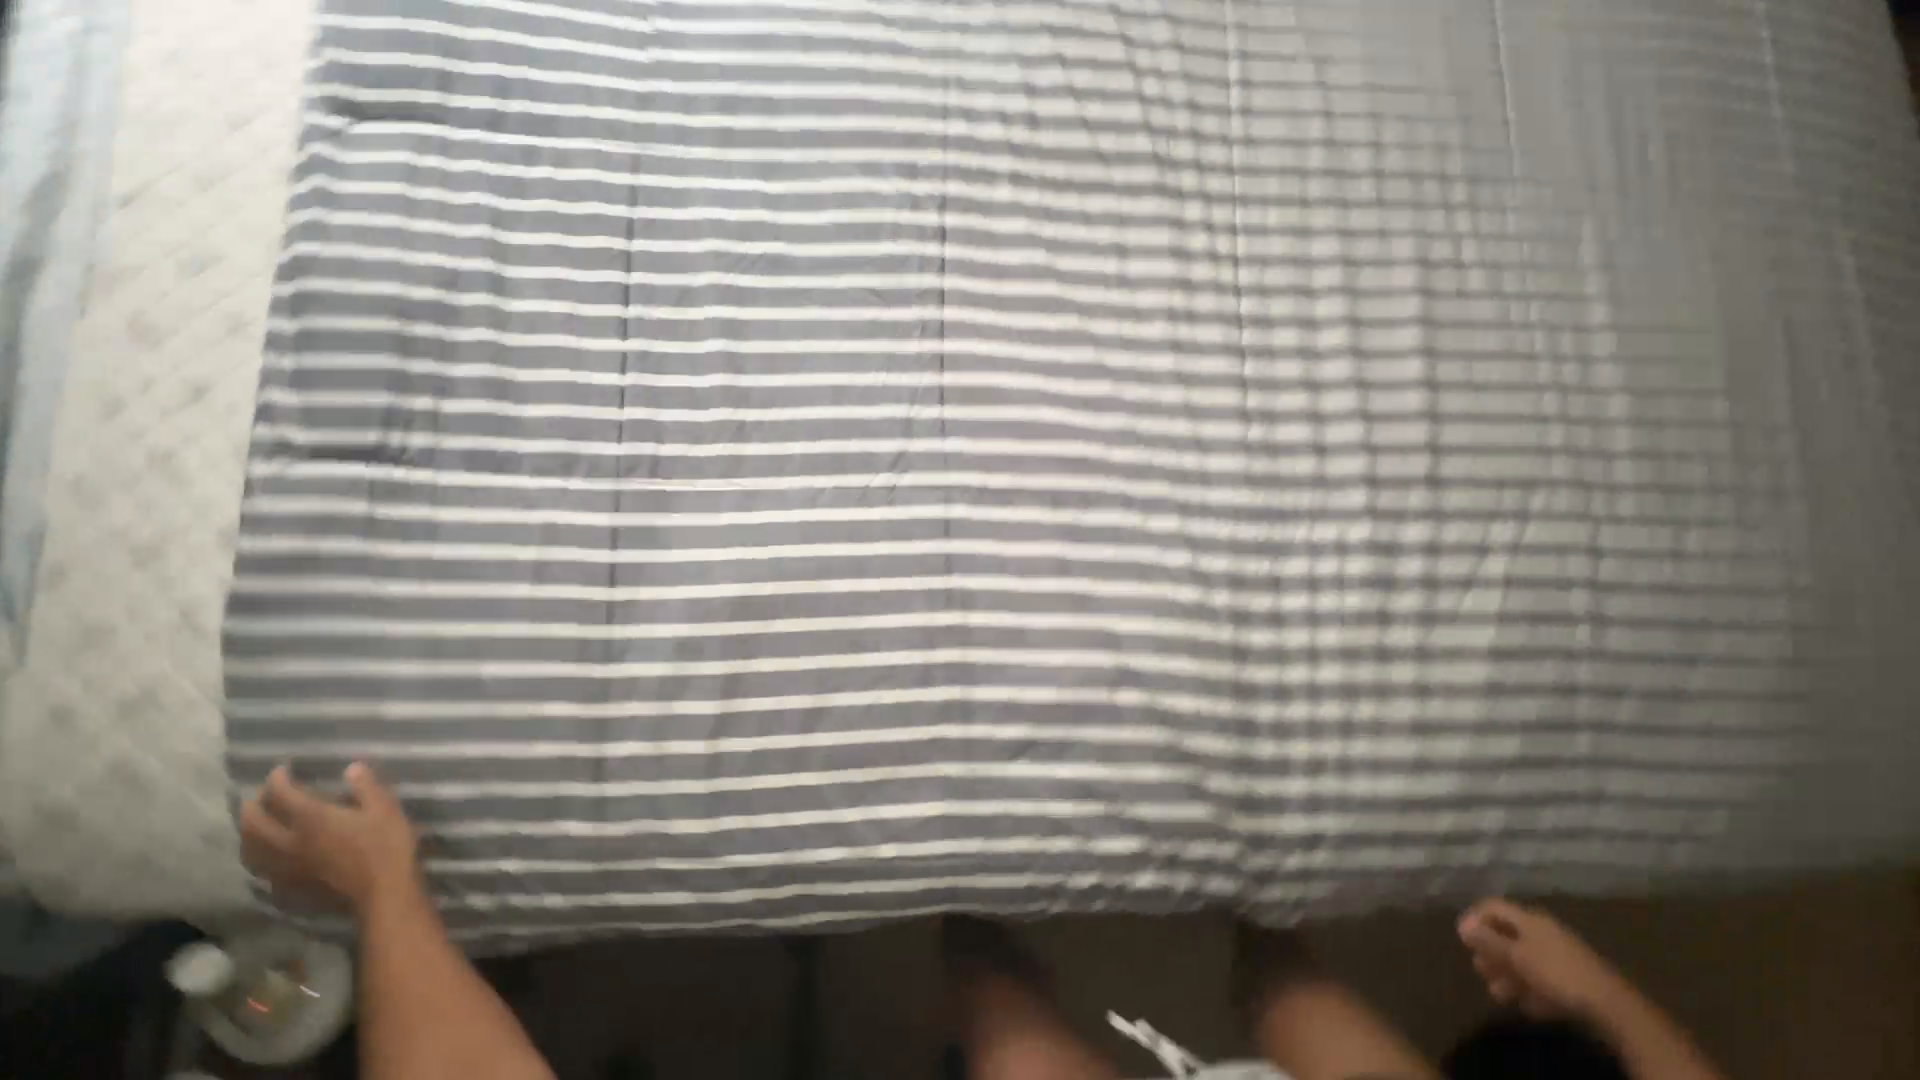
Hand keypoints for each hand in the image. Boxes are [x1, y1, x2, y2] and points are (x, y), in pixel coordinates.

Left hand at [240, 763, 420, 915]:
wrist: (383, 891)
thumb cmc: (387, 846)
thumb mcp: (385, 809)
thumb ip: (366, 786)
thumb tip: (351, 767)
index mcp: (312, 819)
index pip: (282, 794)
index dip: (277, 779)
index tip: (281, 770)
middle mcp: (290, 842)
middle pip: (254, 823)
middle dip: (252, 806)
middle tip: (260, 796)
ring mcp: (286, 867)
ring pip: (250, 850)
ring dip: (247, 834)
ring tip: (254, 826)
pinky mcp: (290, 886)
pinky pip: (262, 872)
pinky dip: (258, 861)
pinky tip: (267, 860)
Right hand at [1457, 897, 1635, 1023]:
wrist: (1611, 1007)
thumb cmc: (1556, 973)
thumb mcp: (1516, 956)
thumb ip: (1488, 941)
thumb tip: (1463, 926)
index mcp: (1529, 920)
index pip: (1492, 906)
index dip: (1474, 918)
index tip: (1462, 939)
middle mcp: (1542, 932)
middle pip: (1506, 935)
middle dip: (1490, 953)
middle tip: (1482, 971)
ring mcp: (1558, 956)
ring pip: (1523, 961)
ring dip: (1508, 976)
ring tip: (1501, 995)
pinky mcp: (1571, 979)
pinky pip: (1542, 980)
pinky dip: (1531, 990)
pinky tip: (1528, 1006)